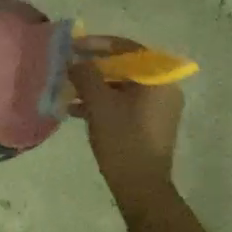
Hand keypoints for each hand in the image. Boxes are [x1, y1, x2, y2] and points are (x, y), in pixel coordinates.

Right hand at [67, 36, 183, 203]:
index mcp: (159, 77)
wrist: (141, 187)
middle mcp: (164, 87)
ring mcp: (159, 107)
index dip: (97, 44)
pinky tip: (76, 110)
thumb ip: (85, 75)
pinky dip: (103, 102)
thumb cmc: (123, 140)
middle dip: (93, 67)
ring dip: (95, 86)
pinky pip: (125, 103)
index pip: (127, 47)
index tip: (72, 47)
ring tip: (67, 91)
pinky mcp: (151, 124)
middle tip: (68, 68)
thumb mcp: (99, 104)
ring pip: (122, 86)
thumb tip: (74, 61)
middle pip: (125, 66)